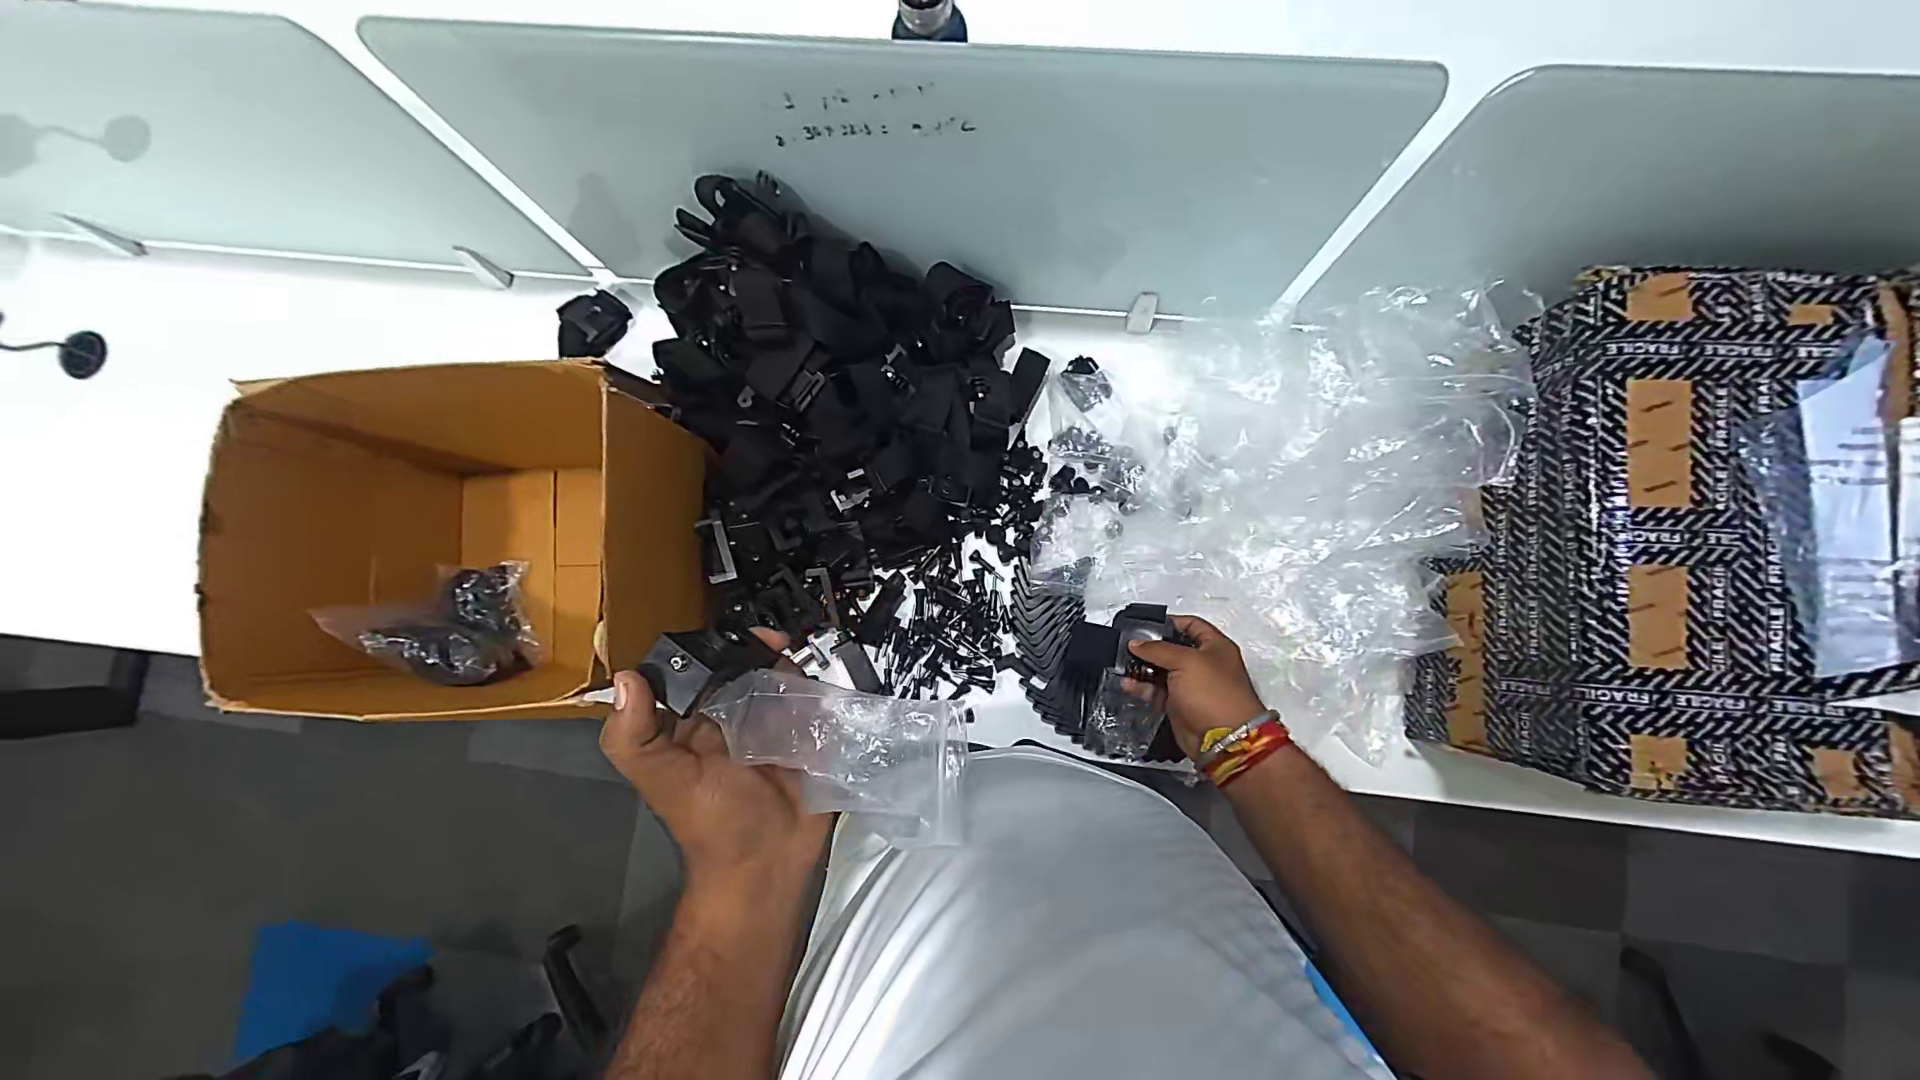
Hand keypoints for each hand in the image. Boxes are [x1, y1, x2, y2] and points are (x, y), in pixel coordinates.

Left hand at [599, 629, 831, 891]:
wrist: (769, 862)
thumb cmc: (712, 823)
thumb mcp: (663, 778)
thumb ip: (635, 736)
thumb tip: (626, 677)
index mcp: (697, 720)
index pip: (704, 669)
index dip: (716, 647)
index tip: (736, 636)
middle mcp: (736, 717)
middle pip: (750, 667)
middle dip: (763, 649)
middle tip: (778, 644)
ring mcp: (775, 724)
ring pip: (784, 680)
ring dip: (793, 666)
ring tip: (799, 663)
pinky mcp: (807, 735)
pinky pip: (813, 702)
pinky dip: (818, 690)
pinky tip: (821, 683)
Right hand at [1128, 615, 1267, 759]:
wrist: (1223, 739)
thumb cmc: (1215, 694)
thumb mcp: (1186, 661)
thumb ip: (1158, 649)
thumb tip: (1137, 644)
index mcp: (1215, 647)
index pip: (1192, 625)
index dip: (1171, 622)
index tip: (1148, 624)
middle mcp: (1204, 664)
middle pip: (1173, 648)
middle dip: (1151, 647)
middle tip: (1130, 644)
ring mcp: (1191, 685)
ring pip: (1161, 670)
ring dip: (1143, 667)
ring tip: (1124, 664)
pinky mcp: (1179, 704)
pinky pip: (1156, 691)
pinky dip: (1142, 687)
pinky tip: (1128, 683)